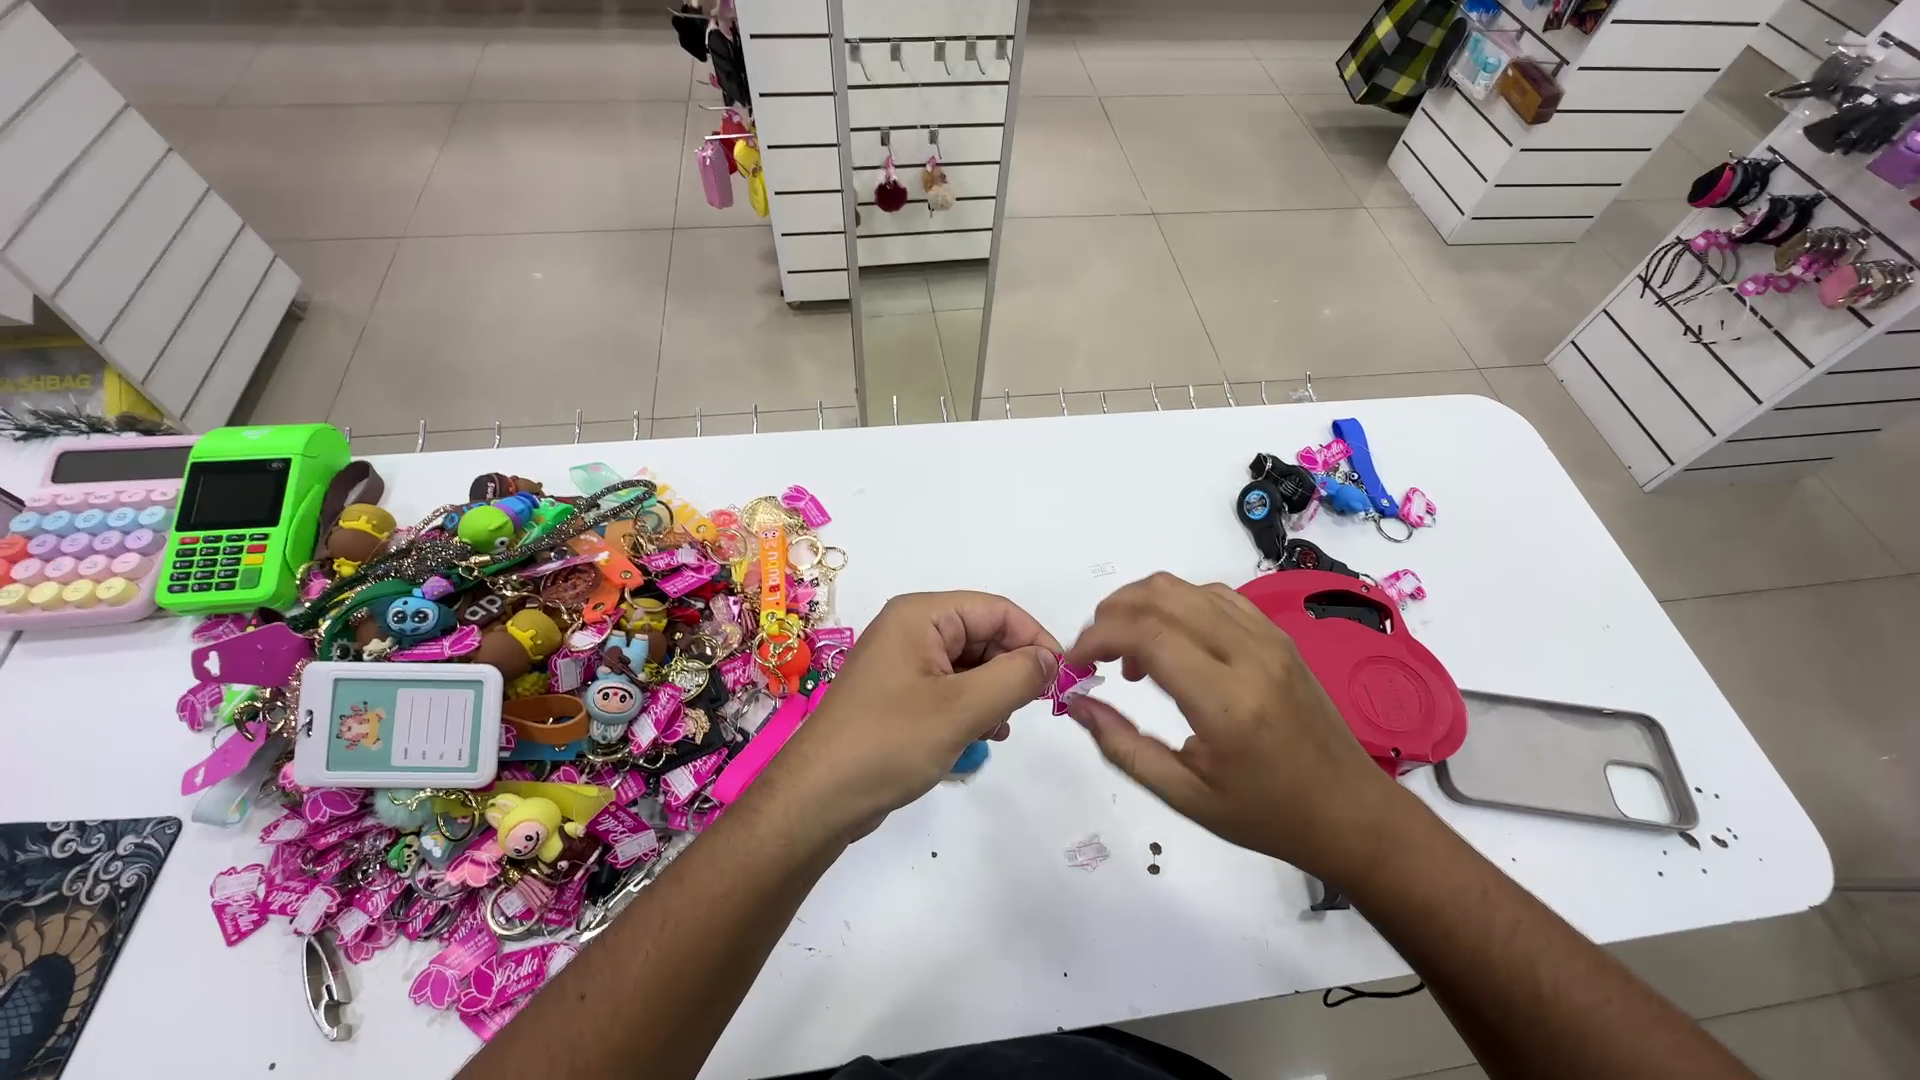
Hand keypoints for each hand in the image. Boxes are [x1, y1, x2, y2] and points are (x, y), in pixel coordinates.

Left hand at [762, 591, 1060, 841]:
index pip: (996, 609)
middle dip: (1014, 667)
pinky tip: (985, 735)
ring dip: (996, 690)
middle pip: (982, 634)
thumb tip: (1050, 660)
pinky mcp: (898, 697)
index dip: (1034, 638)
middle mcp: (910, 630)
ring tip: (1003, 725)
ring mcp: (902, 664)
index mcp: (920, 615)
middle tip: (1037, 706)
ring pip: (969, 664)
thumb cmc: (889, 742)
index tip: (1064, 678)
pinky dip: (974, 706)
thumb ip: (1015, 677)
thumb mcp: (962, 708)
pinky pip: (950, 689)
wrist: (819, 798)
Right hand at [1063, 573, 1402, 880]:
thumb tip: (1076, 703)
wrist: (1351, 812)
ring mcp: (1269, 638)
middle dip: (1111, 613)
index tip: (1074, 664)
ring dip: (1143, 607)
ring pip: (1187, 588)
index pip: (1146, 634)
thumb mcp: (1184, 794)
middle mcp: (1250, 654)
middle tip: (1094, 655)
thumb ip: (1122, 746)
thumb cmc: (1266, 813)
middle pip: (1162, 595)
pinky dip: (1178, 606)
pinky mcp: (1279, 635)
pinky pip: (1216, 597)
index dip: (1097, 638)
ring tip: (1129, 656)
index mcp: (1227, 701)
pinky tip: (1171, 645)